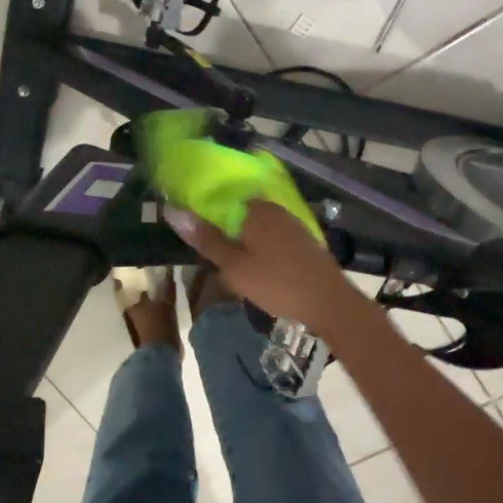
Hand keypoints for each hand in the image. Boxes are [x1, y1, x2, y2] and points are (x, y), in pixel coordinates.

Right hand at [166, 199, 365, 331]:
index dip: (205, 213)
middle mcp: (275, 209)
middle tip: (210, 253)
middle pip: (240, 212)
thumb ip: (206, 238)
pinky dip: (260, 246)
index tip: (193, 231)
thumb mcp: (234, 265)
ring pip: (257, 226)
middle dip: (225, 228)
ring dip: (243, 240)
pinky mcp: (303, 241)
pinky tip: (257, 265)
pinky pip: (272, 236)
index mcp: (255, 209)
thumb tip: (172, 211)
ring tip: (230, 262)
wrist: (329, 303)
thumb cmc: (277, 283)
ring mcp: (292, 224)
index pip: (221, 199)